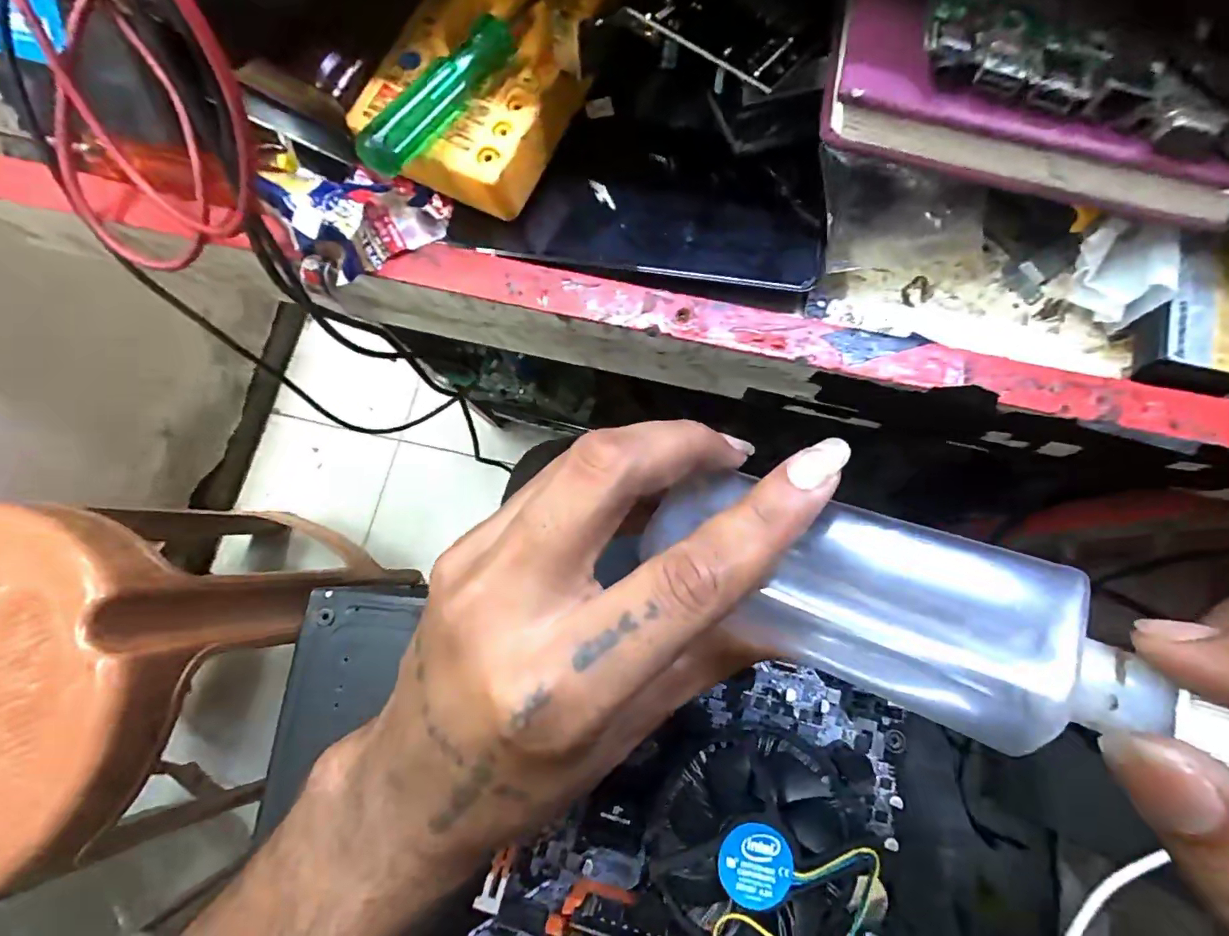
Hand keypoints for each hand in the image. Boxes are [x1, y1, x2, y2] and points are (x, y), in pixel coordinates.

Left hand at [190, 422, 849, 934]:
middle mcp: (511, 609)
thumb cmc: (530, 779)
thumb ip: (712, 655)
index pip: (685, 580)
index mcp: (567, 683)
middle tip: (733, 454)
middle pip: (604, 474)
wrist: (409, 786)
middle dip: (684, 441)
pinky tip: (642, 488)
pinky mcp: (463, 543)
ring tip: (699, 464)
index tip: (819, 468)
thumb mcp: (632, 730)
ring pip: (576, 460)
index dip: (763, 518)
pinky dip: (613, 470)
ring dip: (652, 447)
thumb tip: (792, 611)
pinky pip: (553, 480)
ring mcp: (474, 564)